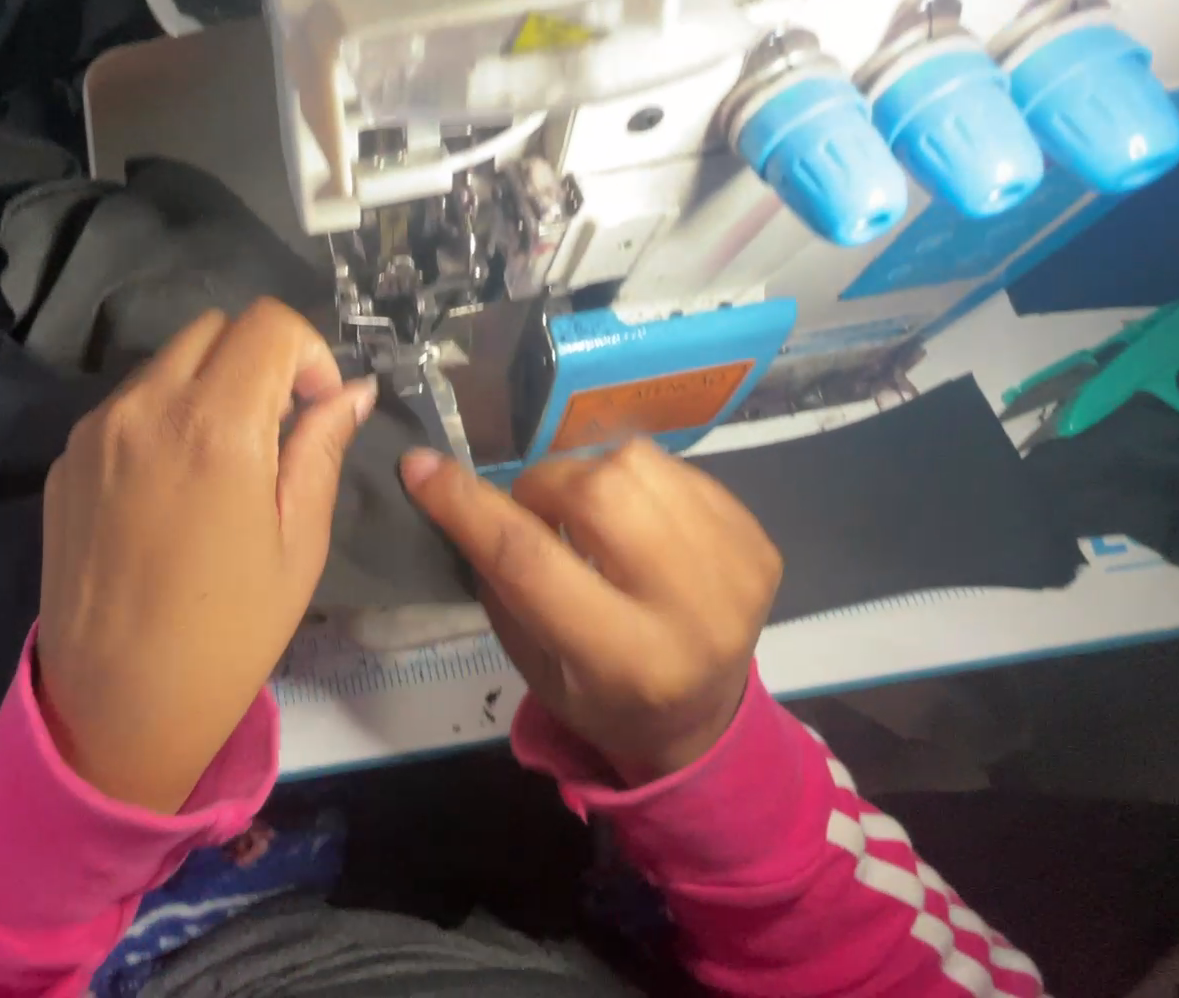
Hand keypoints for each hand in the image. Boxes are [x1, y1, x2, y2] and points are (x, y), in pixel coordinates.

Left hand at [37, 299, 377, 812]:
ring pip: (163, 364)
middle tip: (274, 429)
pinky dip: (160, 419)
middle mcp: (144, 408)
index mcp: (214, 426)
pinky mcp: (65, 460)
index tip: (315, 408)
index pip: (268, 324)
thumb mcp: (299, 543)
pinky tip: (169, 490)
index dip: (308, 353)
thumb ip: (322, 448)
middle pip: (212, 329)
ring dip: (206, 386)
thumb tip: (351, 391)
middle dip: (257, 359)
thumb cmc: (229, 634)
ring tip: (220, 462)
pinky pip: (124, 408)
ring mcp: (94, 432)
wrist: (118, 702)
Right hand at [401, 439, 780, 785]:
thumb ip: (496, 573)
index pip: (529, 560)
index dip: (466, 505)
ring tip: (584, 515)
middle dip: (541, 486)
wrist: (703, 715)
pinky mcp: (759, 538)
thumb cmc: (594, 695)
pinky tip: (629, 519)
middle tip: (533, 512)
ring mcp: (737, 569)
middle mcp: (690, 611)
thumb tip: (451, 484)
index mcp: (621, 658)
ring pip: (634, 463)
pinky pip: (672, 465)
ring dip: (585, 475)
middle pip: (595, 494)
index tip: (419, 466)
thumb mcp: (526, 656)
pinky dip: (630, 478)